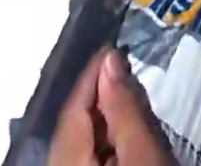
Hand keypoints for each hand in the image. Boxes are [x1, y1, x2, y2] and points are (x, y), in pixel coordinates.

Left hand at [50, 47, 173, 165]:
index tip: (112, 46)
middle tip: (125, 68)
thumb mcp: (141, 152)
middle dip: (100, 94)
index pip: (73, 107)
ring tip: (129, 97)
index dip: (92, 74)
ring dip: (105, 117)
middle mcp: (59, 165)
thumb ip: (124, 107)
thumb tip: (111, 58)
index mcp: (66, 159)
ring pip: (81, 140)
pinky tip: (125, 132)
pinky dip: (105, 139)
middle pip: (75, 124)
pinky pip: (87, 156)